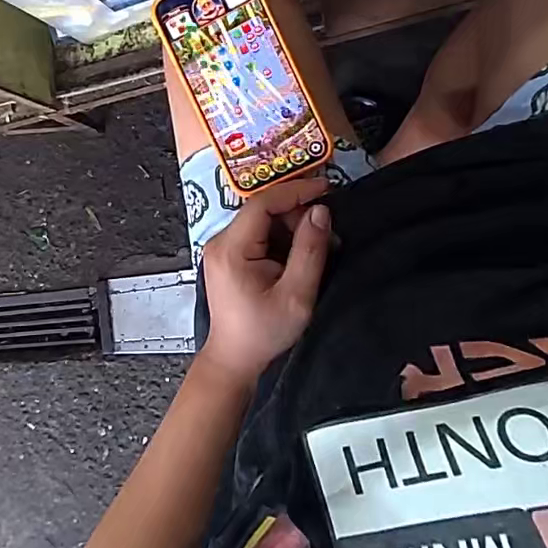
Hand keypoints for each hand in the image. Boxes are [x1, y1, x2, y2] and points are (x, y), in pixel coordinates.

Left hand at [198, 176, 332, 384]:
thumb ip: (309, 250)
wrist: (236, 358)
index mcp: (231, 249)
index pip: (262, 203)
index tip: (325, 189)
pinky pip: (259, 235)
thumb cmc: (263, 333)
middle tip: (327, 232)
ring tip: (317, 248)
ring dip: (292, 228)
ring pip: (262, 221)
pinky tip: (300, 256)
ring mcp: (222, 248)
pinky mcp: (229, 256)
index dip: (296, 191)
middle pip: (263, 210)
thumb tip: (320, 212)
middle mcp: (220, 242)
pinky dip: (282, 239)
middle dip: (298, 214)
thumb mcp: (296, 295)